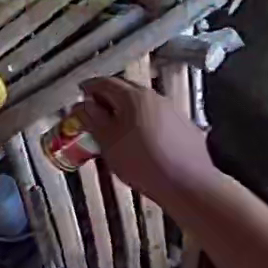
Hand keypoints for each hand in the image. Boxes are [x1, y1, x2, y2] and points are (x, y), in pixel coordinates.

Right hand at [73, 76, 222, 198]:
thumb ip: (91, 119)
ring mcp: (172, 110)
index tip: (79, 96)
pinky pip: (156, 117)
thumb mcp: (106, 141)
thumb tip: (81, 105)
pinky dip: (142, 122)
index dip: (88, 88)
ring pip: (141, 104)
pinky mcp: (184, 126)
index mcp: (132, 96)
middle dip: (107, 99)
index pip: (104, 82)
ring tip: (114, 130)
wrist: (188, 185)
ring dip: (125, 111)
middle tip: (93, 113)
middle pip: (125, 90)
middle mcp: (154, 96)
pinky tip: (139, 141)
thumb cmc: (141, 162)